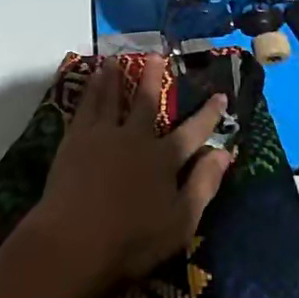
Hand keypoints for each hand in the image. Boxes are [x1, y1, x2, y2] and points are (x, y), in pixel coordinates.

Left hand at [25, 55, 233, 285]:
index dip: (209, 114)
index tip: (220, 95)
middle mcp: (136, 138)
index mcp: (164, 159)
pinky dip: (90, 90)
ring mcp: (103, 136)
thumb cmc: (131, 241)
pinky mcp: (75, 140)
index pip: (193, 131)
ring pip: (112, 97)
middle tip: (157, 55)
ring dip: (115, 77)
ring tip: (116, 59)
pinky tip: (90, 81)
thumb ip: (204, 185)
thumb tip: (225, 153)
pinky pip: (85, 106)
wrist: (73, 242)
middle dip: (153, 78)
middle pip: (147, 102)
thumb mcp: (181, 222)